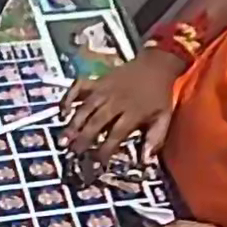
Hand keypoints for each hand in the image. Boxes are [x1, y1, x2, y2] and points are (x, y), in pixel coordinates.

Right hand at [61, 48, 186, 161]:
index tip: (98, 163)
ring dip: (72, 125)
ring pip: (84, 109)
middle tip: (73, 153)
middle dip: (84, 139)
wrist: (158, 63)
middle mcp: (116, 101)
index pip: (116, 134)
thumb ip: (155, 137)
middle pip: (96, 122)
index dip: (105, 150)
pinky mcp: (96, 82)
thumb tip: (144, 159)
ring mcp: (104, 90)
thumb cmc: (159, 95)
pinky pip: (78, 88)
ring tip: (63, 140)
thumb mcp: (164, 116)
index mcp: (134, 112)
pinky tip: (62, 112)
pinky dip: (68, 98)